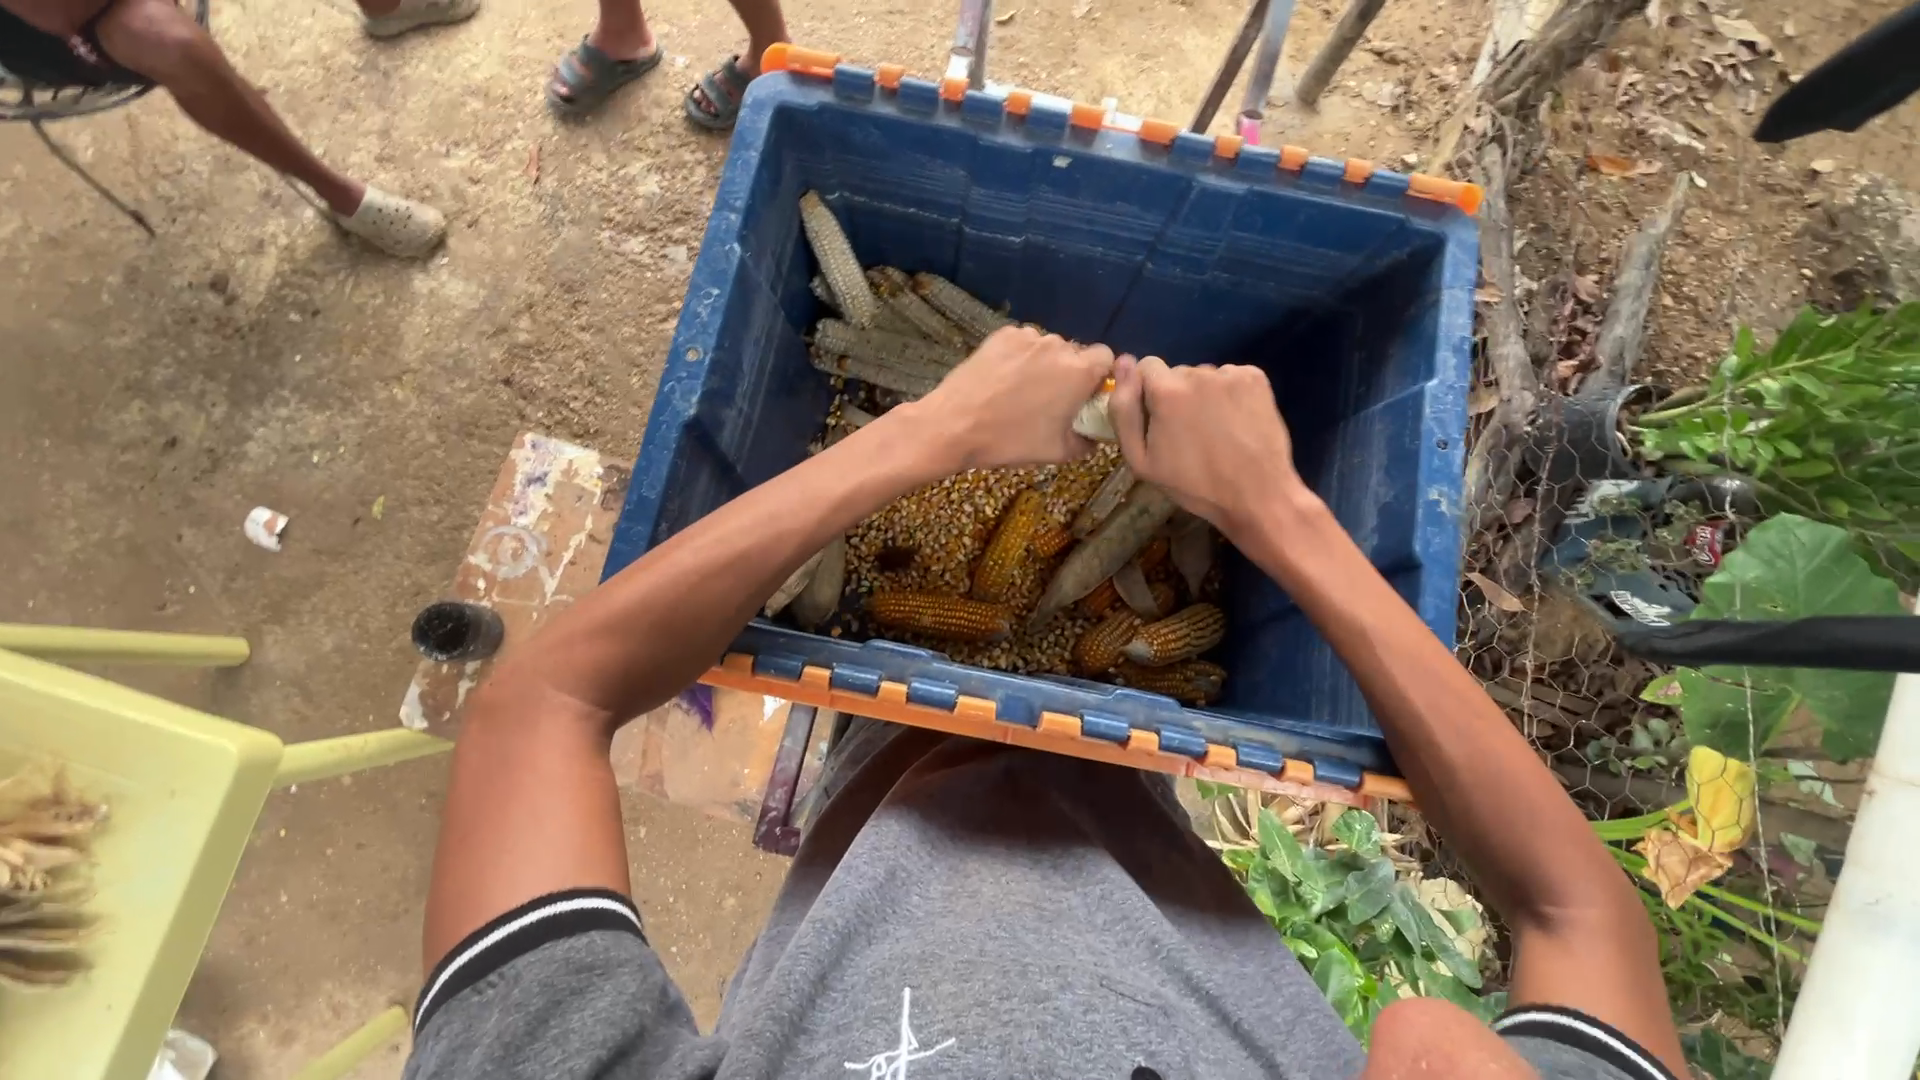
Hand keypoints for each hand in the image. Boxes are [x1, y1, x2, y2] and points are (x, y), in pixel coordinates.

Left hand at [907, 325, 1114, 470]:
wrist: (954, 426)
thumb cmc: (1010, 440)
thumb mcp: (1057, 452)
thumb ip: (1087, 442)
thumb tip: (1095, 436)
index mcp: (1079, 371)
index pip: (1107, 357)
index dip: (1099, 375)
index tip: (1086, 394)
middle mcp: (1058, 345)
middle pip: (1075, 353)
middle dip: (1069, 372)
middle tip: (1051, 398)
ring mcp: (1027, 336)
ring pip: (1047, 347)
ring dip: (1044, 364)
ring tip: (1022, 390)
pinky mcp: (1002, 335)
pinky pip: (1023, 343)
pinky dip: (1020, 357)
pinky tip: (1004, 379)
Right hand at [1107, 355, 1306, 532]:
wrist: (1255, 494)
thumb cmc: (1192, 484)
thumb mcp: (1141, 460)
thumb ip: (1123, 411)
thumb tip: (1122, 362)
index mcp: (1167, 391)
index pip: (1145, 366)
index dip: (1147, 393)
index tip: (1157, 419)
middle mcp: (1198, 372)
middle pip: (1176, 373)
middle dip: (1176, 395)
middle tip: (1187, 431)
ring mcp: (1231, 374)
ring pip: (1204, 376)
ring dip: (1203, 395)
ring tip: (1214, 429)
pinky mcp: (1256, 378)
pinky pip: (1230, 377)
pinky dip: (1229, 394)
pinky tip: (1234, 421)